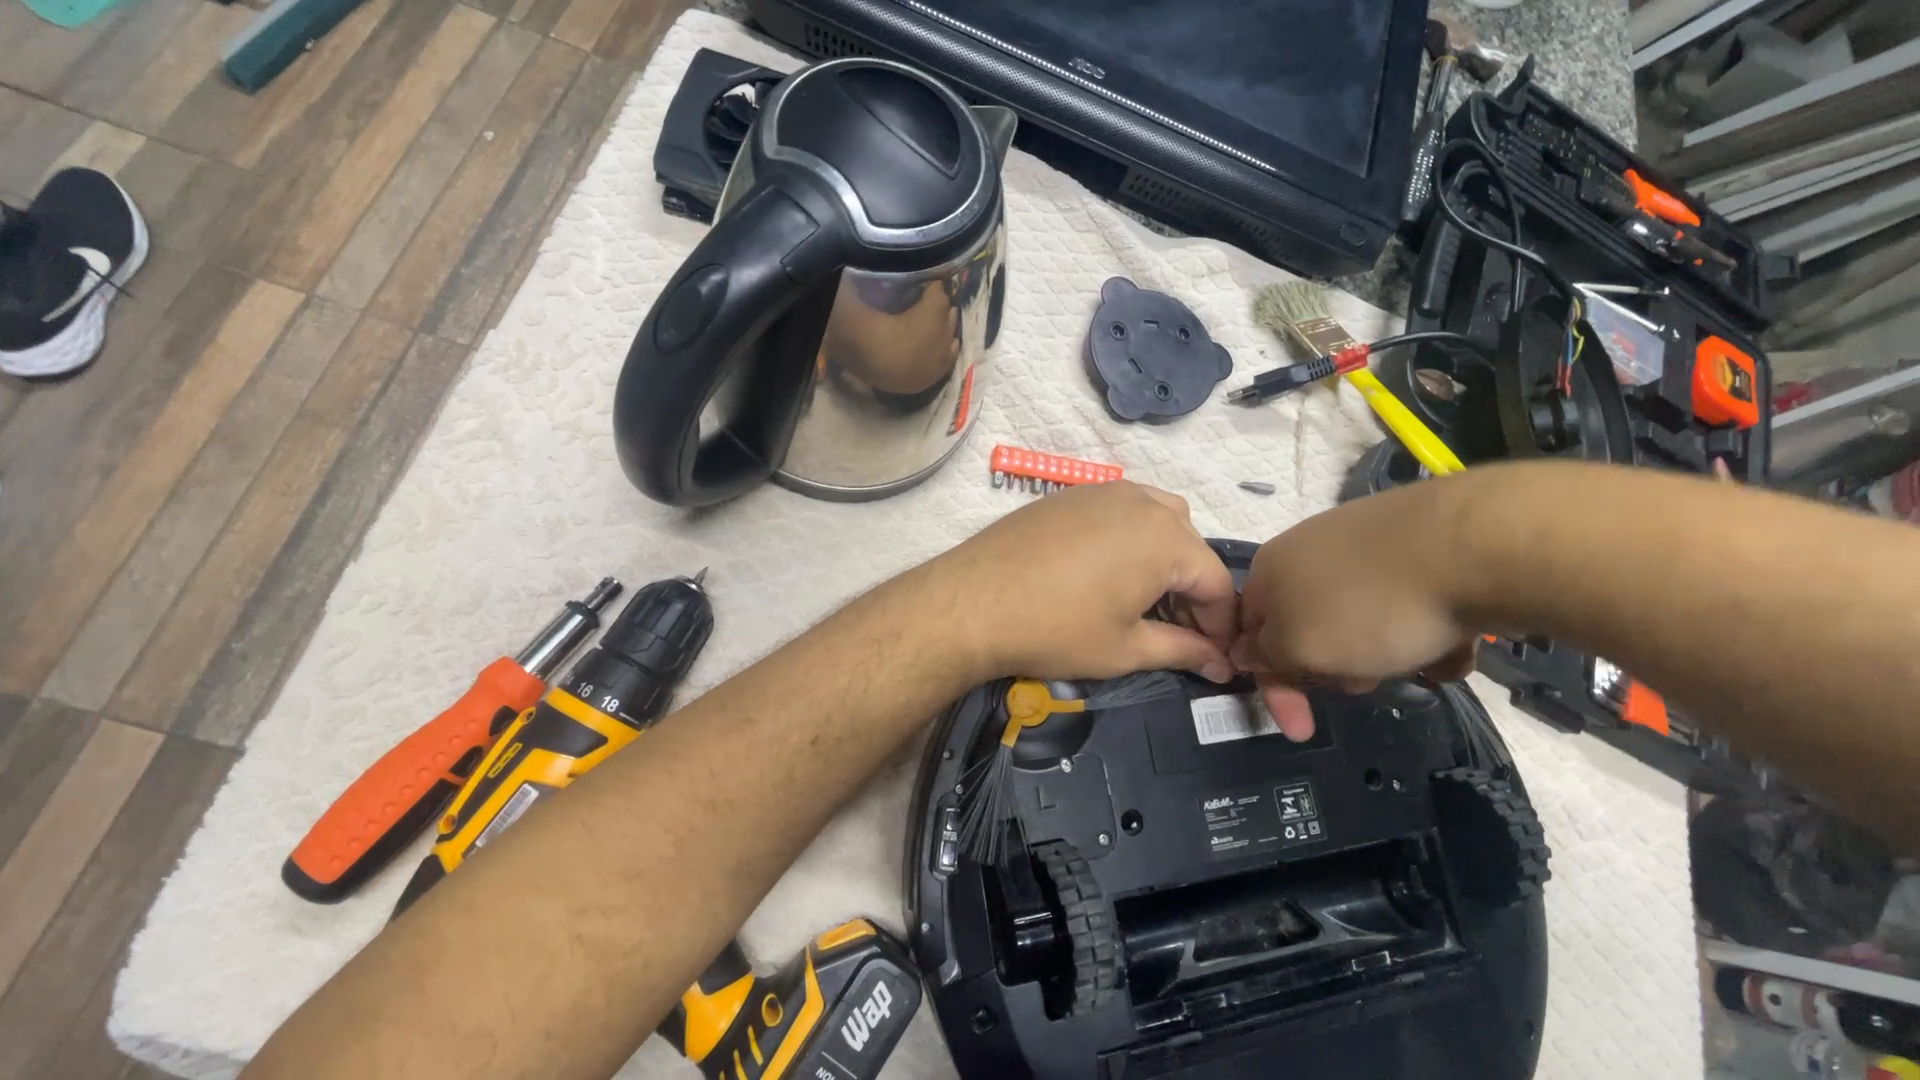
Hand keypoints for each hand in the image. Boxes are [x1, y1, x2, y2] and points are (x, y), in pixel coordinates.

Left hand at [930, 482, 1238, 683]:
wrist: (971, 602)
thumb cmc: (1055, 630)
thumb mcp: (1126, 648)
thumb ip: (1182, 650)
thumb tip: (1221, 664)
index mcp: (1167, 539)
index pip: (1216, 580)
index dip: (1221, 622)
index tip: (1214, 655)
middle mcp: (1143, 502)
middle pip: (1190, 545)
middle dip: (1193, 590)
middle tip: (1178, 632)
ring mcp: (1103, 491)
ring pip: (1158, 519)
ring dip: (1165, 558)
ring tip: (1143, 599)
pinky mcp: (1071, 495)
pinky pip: (1121, 510)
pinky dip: (1130, 539)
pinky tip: (1106, 573)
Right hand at [1232, 480, 1479, 740]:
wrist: (1475, 545)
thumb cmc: (1371, 607)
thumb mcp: (1301, 646)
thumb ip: (1266, 655)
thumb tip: (1246, 652)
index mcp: (1271, 569)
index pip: (1251, 634)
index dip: (1272, 683)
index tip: (1302, 727)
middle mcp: (1311, 551)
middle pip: (1308, 627)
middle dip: (1332, 666)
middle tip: (1364, 681)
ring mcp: (1366, 545)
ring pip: (1361, 620)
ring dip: (1382, 652)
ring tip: (1419, 660)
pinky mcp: (1419, 547)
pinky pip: (1409, 604)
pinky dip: (1425, 631)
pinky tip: (1453, 643)